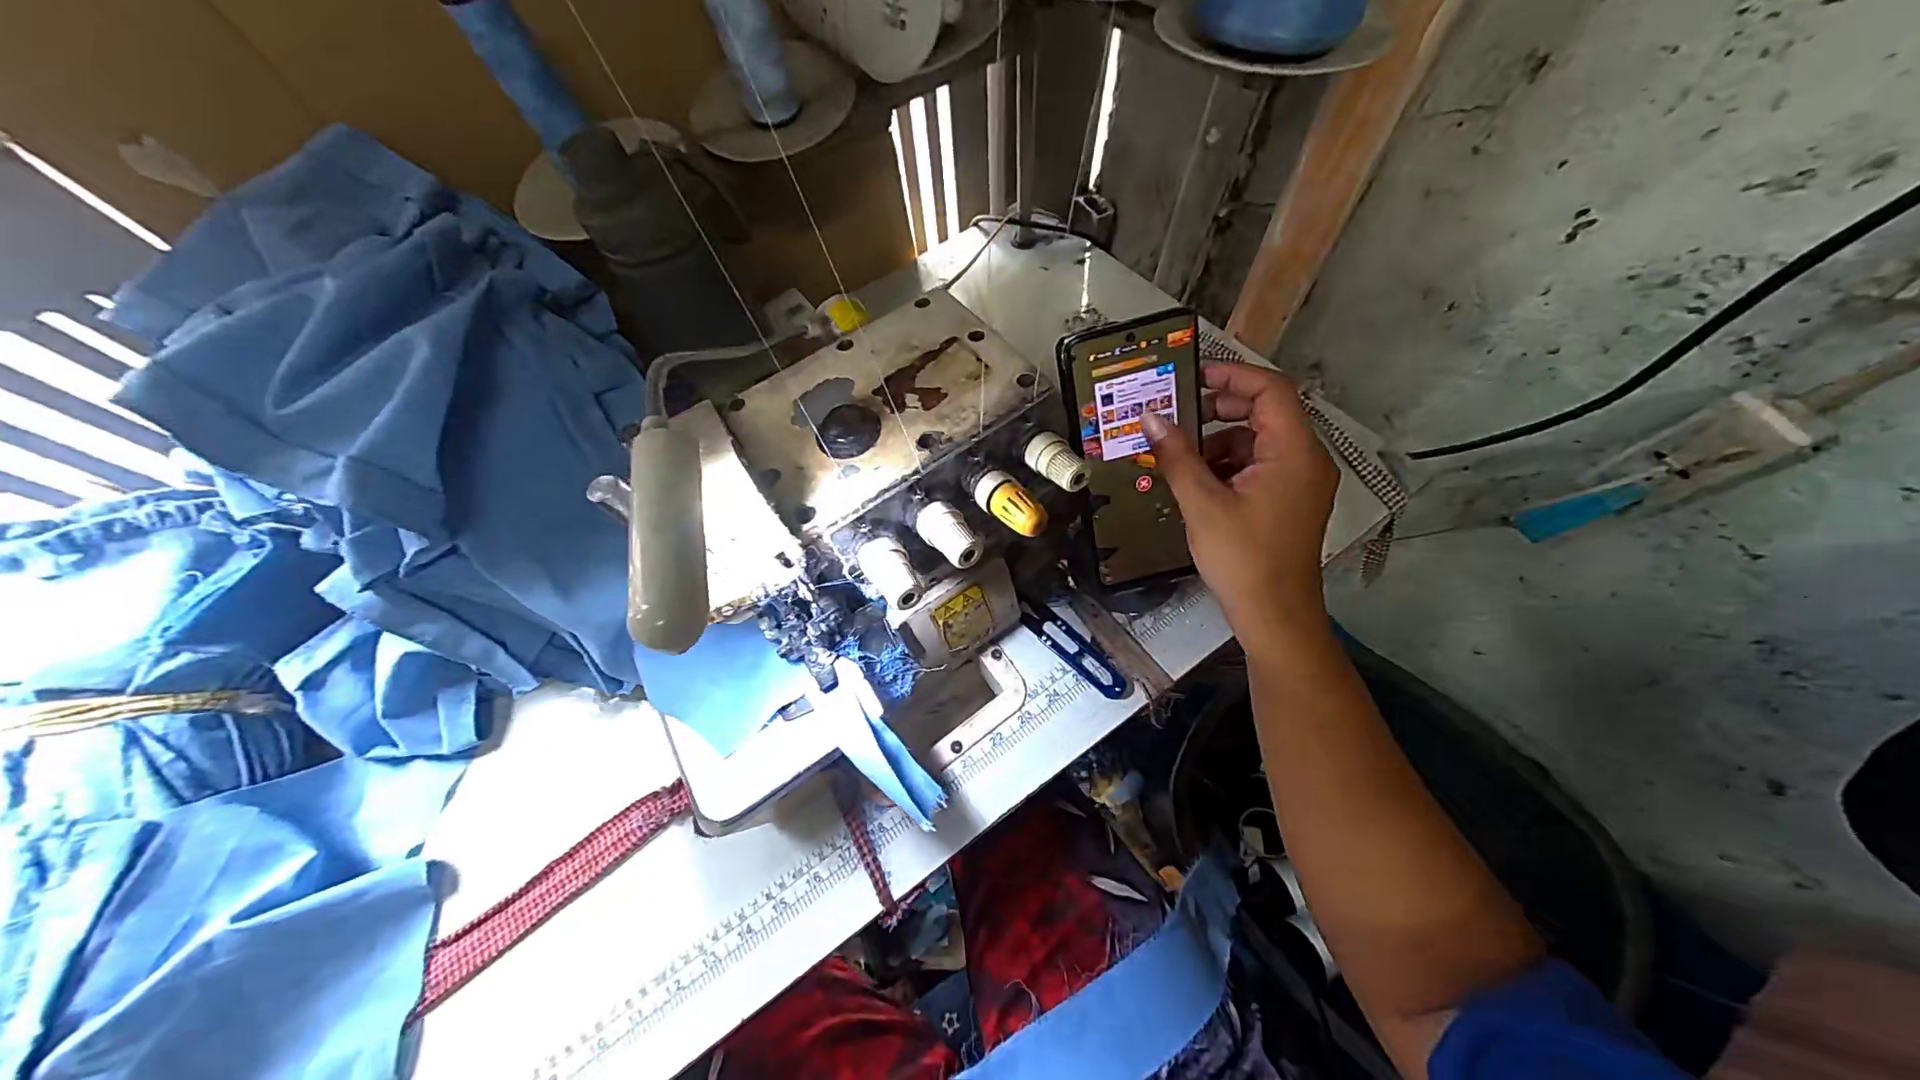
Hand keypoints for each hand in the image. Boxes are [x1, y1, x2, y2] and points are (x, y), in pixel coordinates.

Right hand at [1142, 363, 1339, 643]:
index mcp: (1294, 451)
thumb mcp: (1202, 503)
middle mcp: (1307, 459)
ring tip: (1184, 459)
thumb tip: (1150, 417)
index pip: (1270, 390)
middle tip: (1181, 415)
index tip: (1192, 377)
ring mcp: (1303, 481)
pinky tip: (1201, 484)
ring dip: (1222, 440)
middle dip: (1222, 408)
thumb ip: (1177, 455)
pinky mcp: (1292, 500)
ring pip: (1261, 441)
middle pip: (1268, 411)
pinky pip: (1262, 466)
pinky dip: (1231, 465)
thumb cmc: (1242, 559)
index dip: (1231, 375)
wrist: (1275, 616)